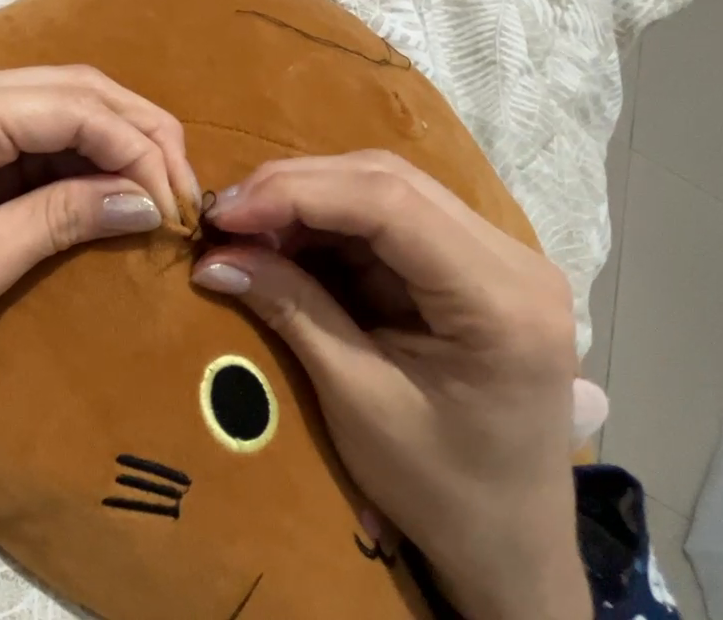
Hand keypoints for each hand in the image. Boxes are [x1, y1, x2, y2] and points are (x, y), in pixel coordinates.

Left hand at [0, 67, 199, 379]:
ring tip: (157, 193)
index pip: (79, 108)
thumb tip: (148, 203)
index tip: (179, 210)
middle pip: (78, 88)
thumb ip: (63, 220)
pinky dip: (78, 153)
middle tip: (183, 192)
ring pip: (62, 100)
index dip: (141, 151)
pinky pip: (34, 126)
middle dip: (140, 134)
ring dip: (115, 140)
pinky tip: (107, 188)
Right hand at [190, 151, 589, 619]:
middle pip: (387, 181)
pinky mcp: (465, 266)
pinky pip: (384, 218)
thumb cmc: (439, 484)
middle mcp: (511, 260)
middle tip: (223, 218)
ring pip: (383, 188)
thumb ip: (291, 310)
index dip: (296, 194)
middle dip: (293, 189)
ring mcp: (493, 258)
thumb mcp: (356, 397)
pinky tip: (281, 242)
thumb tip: (211, 257)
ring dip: (304, 200)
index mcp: (501, 300)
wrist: (505, 540)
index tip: (223, 214)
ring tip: (243, 230)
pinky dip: (322, 223)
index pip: (390, 204)